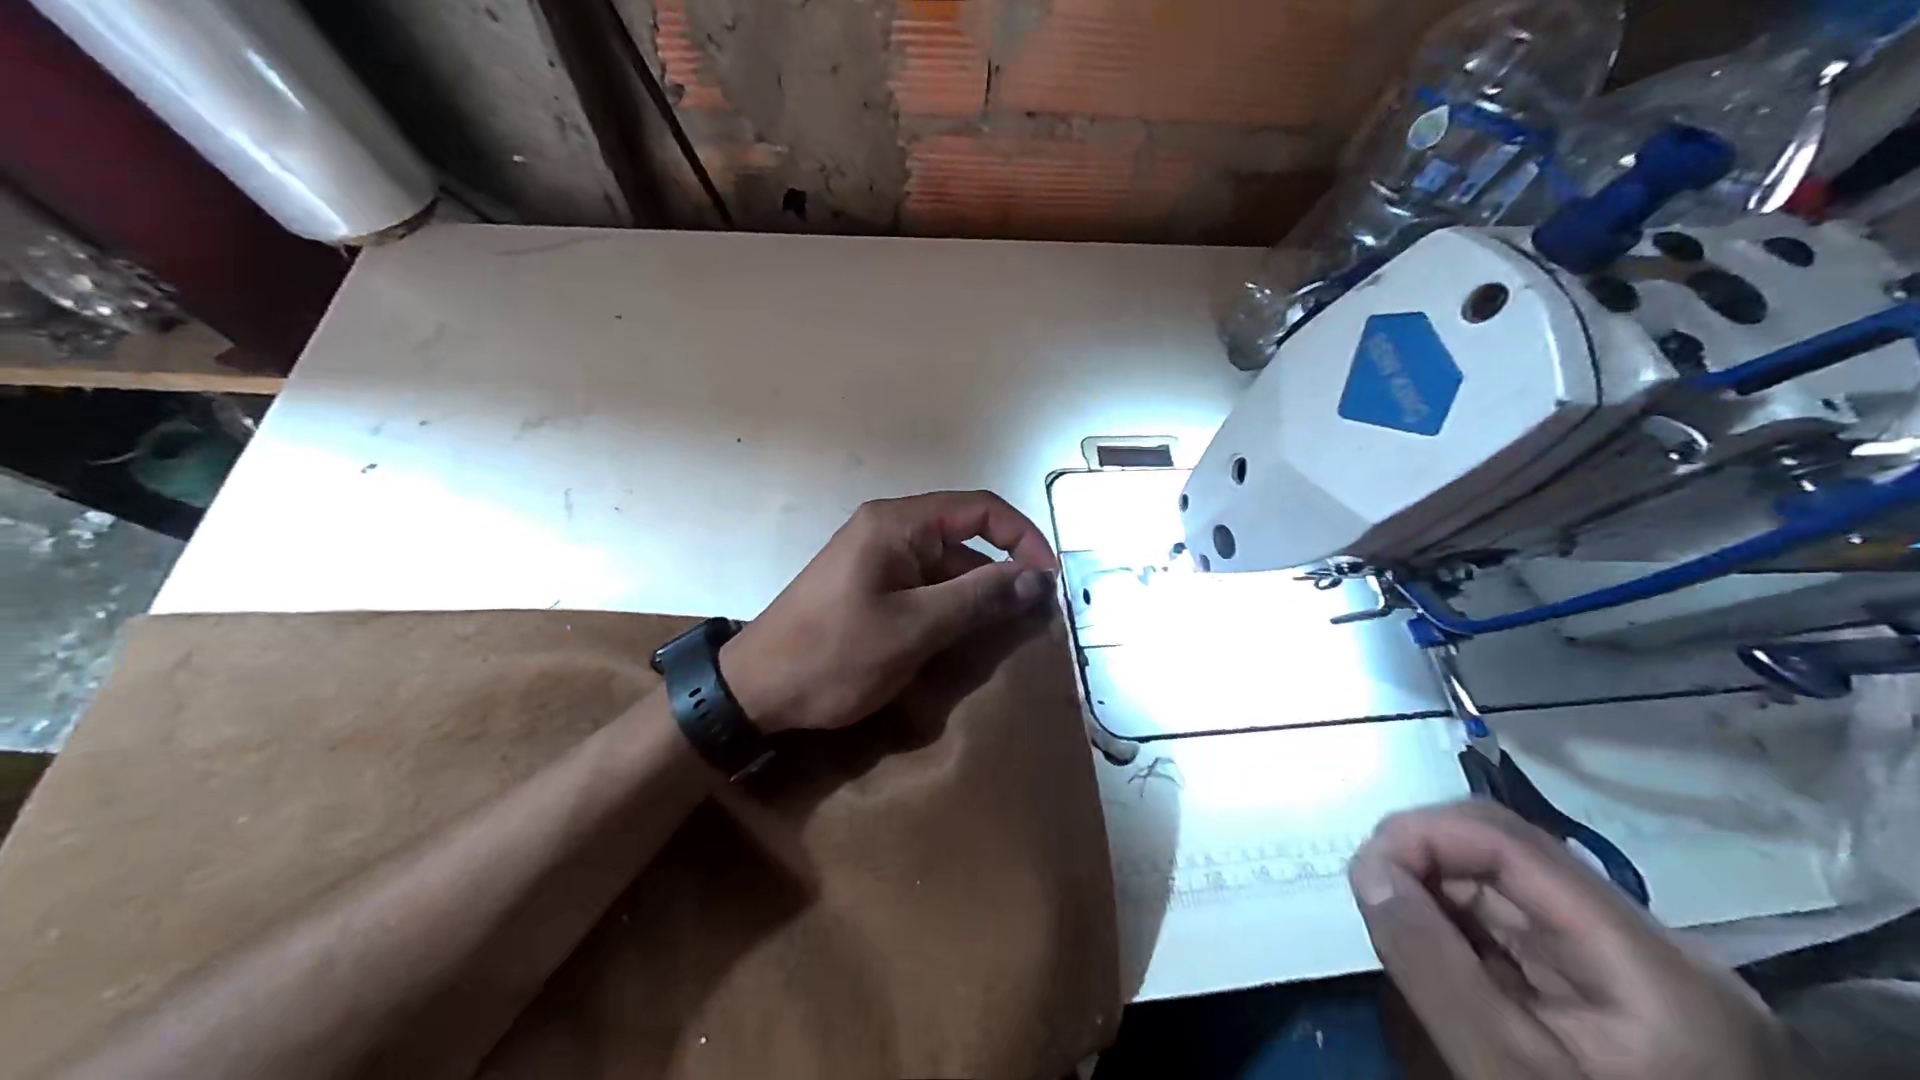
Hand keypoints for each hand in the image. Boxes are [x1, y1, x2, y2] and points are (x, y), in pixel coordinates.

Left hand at [717, 490, 1057, 733]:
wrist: (756, 689)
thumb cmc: (835, 655)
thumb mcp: (915, 629)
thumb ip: (979, 598)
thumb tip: (1037, 577)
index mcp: (898, 524)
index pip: (980, 508)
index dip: (1023, 537)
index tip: (1049, 578)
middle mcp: (889, 529)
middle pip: (964, 537)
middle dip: (1002, 571)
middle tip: (1031, 615)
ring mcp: (876, 557)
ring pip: (946, 565)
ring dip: (976, 594)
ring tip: (1000, 632)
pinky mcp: (870, 584)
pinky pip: (923, 585)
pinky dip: (948, 606)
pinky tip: (959, 637)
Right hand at [1349, 801, 1805, 1079]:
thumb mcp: (1502, 1068)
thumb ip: (1431, 962)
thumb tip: (1368, 870)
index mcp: (1654, 965)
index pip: (1514, 844)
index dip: (1423, 835)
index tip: (1363, 872)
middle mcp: (1662, 949)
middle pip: (1516, 854)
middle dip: (1426, 858)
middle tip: (1370, 893)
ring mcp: (1645, 969)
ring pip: (1516, 883)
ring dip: (1440, 888)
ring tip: (1395, 922)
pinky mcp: (1622, 989)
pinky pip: (1527, 924)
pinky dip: (1466, 922)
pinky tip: (1437, 947)